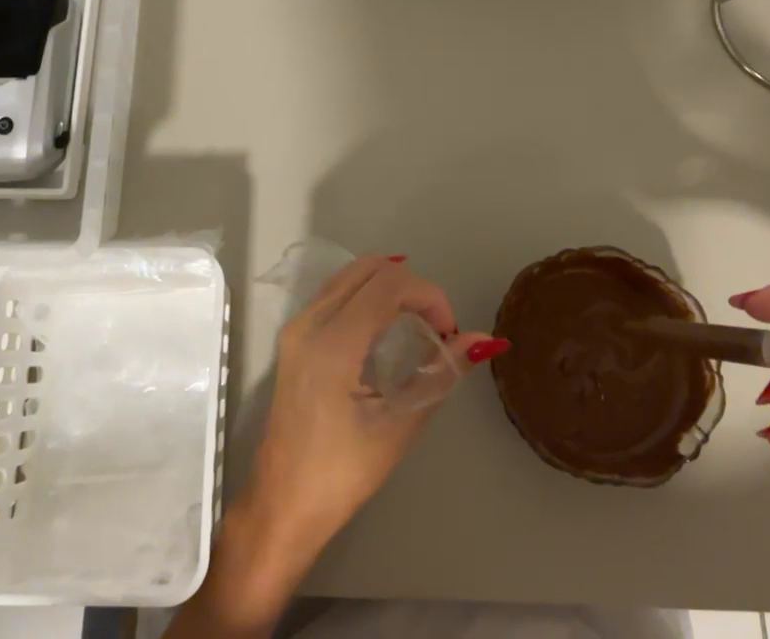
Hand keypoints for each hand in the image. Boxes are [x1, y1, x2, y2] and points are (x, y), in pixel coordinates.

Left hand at [167, 255, 500, 638]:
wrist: (284, 500)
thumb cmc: (343, 471)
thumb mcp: (401, 423)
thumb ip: (442, 373)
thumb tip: (485, 341)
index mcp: (333, 342)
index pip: (390, 284)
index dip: (429, 296)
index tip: (450, 334)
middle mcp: (309, 322)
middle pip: (368, 268)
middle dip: (412, 286)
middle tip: (437, 327)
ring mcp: (296, 328)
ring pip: (349, 276)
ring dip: (389, 288)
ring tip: (417, 328)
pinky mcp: (293, 339)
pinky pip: (335, 294)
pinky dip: (367, 296)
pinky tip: (387, 330)